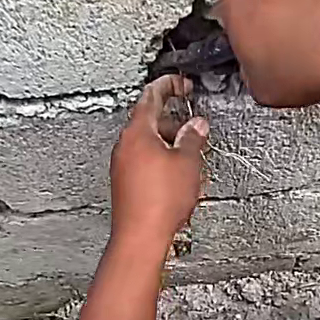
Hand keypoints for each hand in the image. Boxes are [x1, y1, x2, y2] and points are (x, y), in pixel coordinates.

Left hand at [110, 75, 208, 251]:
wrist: (141, 235)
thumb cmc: (160, 201)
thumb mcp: (187, 162)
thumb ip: (193, 138)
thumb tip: (197, 125)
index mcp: (138, 132)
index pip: (152, 96)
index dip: (169, 85)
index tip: (182, 84)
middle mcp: (125, 145)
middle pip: (150, 120)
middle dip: (174, 121)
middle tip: (193, 126)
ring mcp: (122, 164)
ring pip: (147, 142)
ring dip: (169, 143)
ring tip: (189, 156)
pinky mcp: (125, 182)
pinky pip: (144, 161)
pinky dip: (160, 159)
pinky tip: (175, 175)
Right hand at [214, 0, 319, 107]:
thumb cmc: (315, 62)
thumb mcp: (265, 91)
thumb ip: (250, 75)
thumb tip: (256, 74)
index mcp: (236, 9)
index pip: (225, 19)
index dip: (241, 39)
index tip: (253, 51)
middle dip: (272, 20)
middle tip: (290, 49)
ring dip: (303, 7)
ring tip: (319, 39)